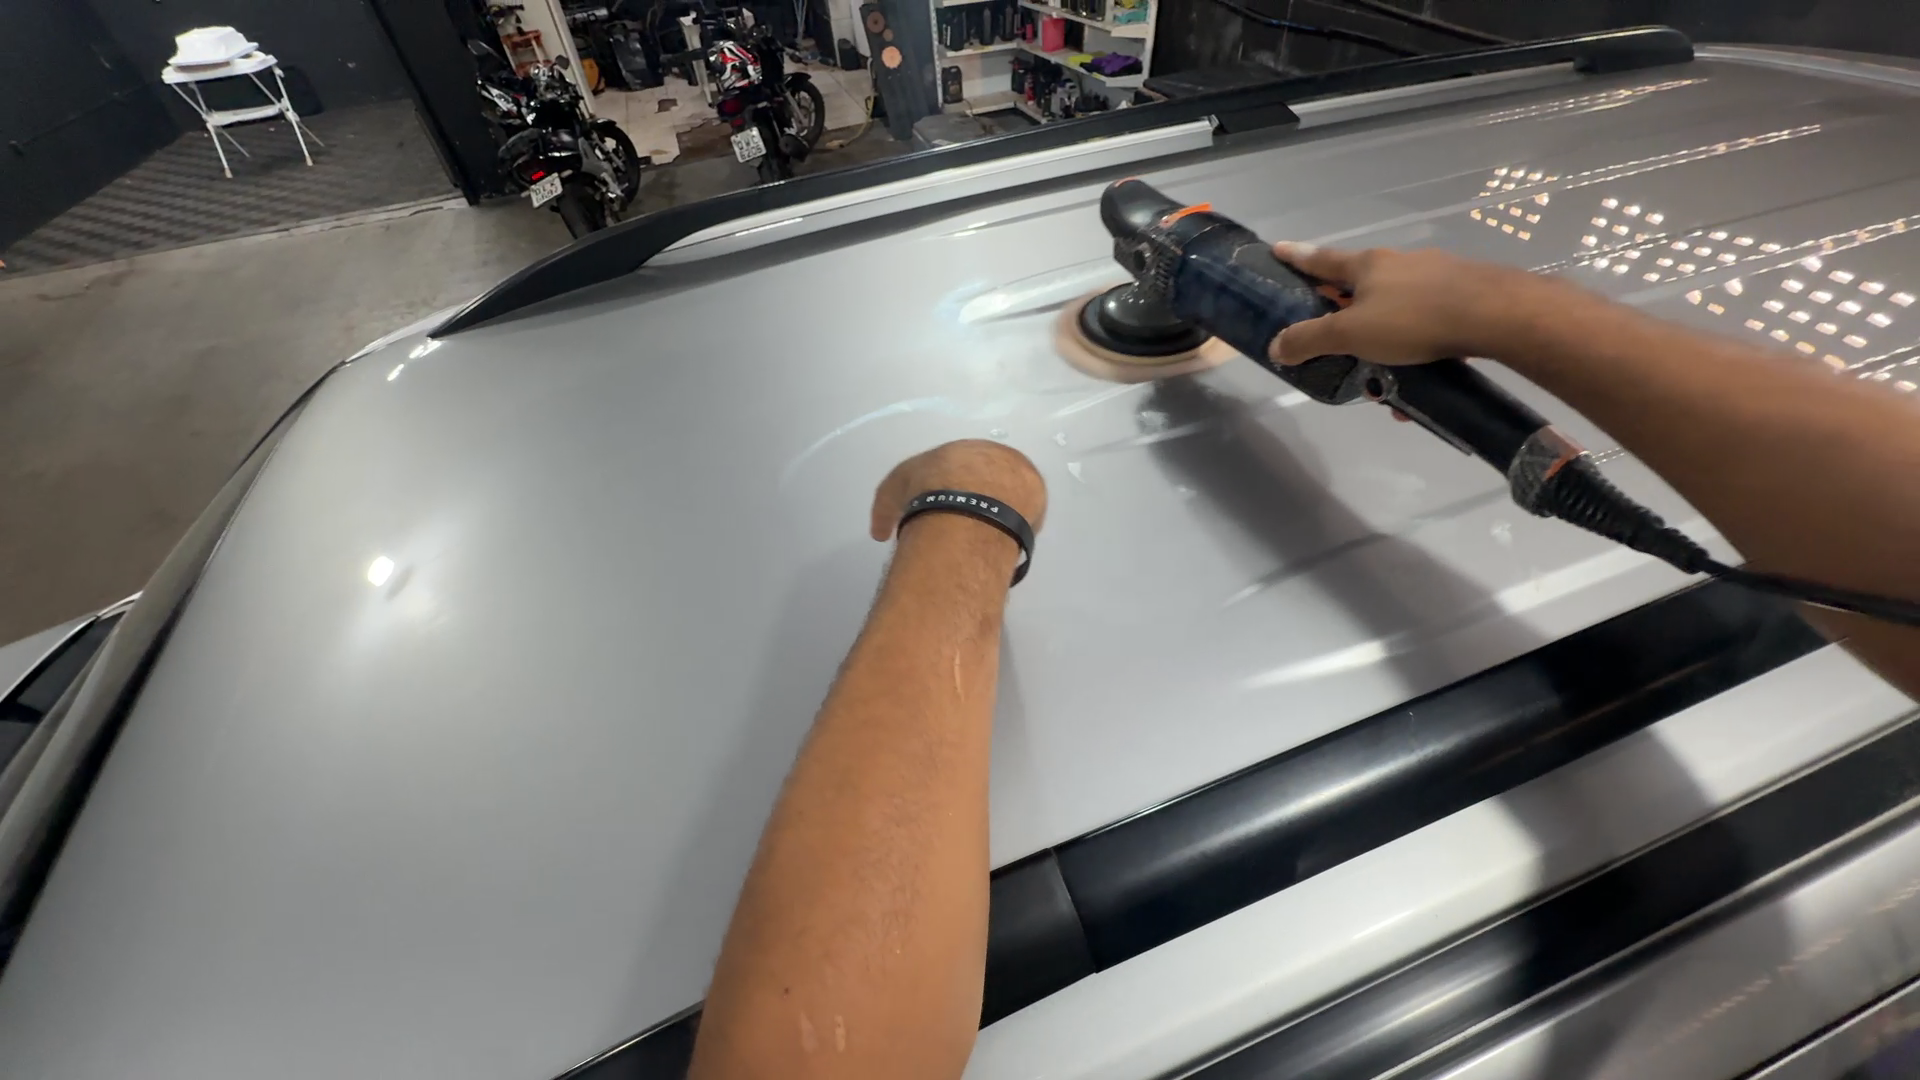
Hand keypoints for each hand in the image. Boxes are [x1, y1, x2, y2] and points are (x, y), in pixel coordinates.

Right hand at [870, 440, 1047, 541]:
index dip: (948, 494)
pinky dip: (1015, 528)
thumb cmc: (930, 486)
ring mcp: (1017, 474)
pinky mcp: (1036, 495)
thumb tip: (879, 533)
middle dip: (978, 506)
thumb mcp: (893, 491)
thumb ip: (884, 511)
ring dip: (1000, 517)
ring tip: (985, 542)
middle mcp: (993, 456)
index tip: (942, 518)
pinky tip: (1004, 544)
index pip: (956, 473)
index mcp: (961, 450)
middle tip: (966, 532)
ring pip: (1010, 498)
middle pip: (987, 484)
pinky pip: (1026, 514)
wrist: (970, 493)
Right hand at [1267, 243, 1556, 366]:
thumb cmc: (1413, 319)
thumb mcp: (1350, 334)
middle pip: (1359, 284)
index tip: (1279, 249)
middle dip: (1342, 309)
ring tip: (1378, 373)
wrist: (1498, 316)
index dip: (1298, 257)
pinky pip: (1424, 324)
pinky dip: (1412, 349)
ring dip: (1380, 339)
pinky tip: (1416, 378)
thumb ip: (1309, 340)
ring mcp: (1434, 277)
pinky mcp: (1462, 295)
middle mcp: (1399, 264)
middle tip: (1329, 330)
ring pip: (1394, 308)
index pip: (1322, 260)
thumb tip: (1275, 346)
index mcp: (1368, 266)